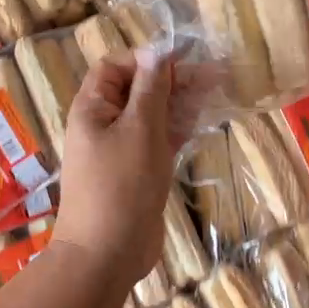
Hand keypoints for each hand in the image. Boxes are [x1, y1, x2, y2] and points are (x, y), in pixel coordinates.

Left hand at [54, 49, 192, 292]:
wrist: (107, 255)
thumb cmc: (121, 186)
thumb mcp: (139, 130)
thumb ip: (151, 90)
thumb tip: (158, 52)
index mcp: (92, 108)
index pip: (115, 66)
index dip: (146, 59)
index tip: (182, 60)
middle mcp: (103, 123)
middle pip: (137, 89)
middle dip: (172, 79)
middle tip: (213, 74)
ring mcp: (121, 149)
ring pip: (152, 114)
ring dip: (180, 101)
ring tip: (216, 90)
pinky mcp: (138, 171)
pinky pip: (158, 139)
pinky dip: (178, 127)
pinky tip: (203, 119)